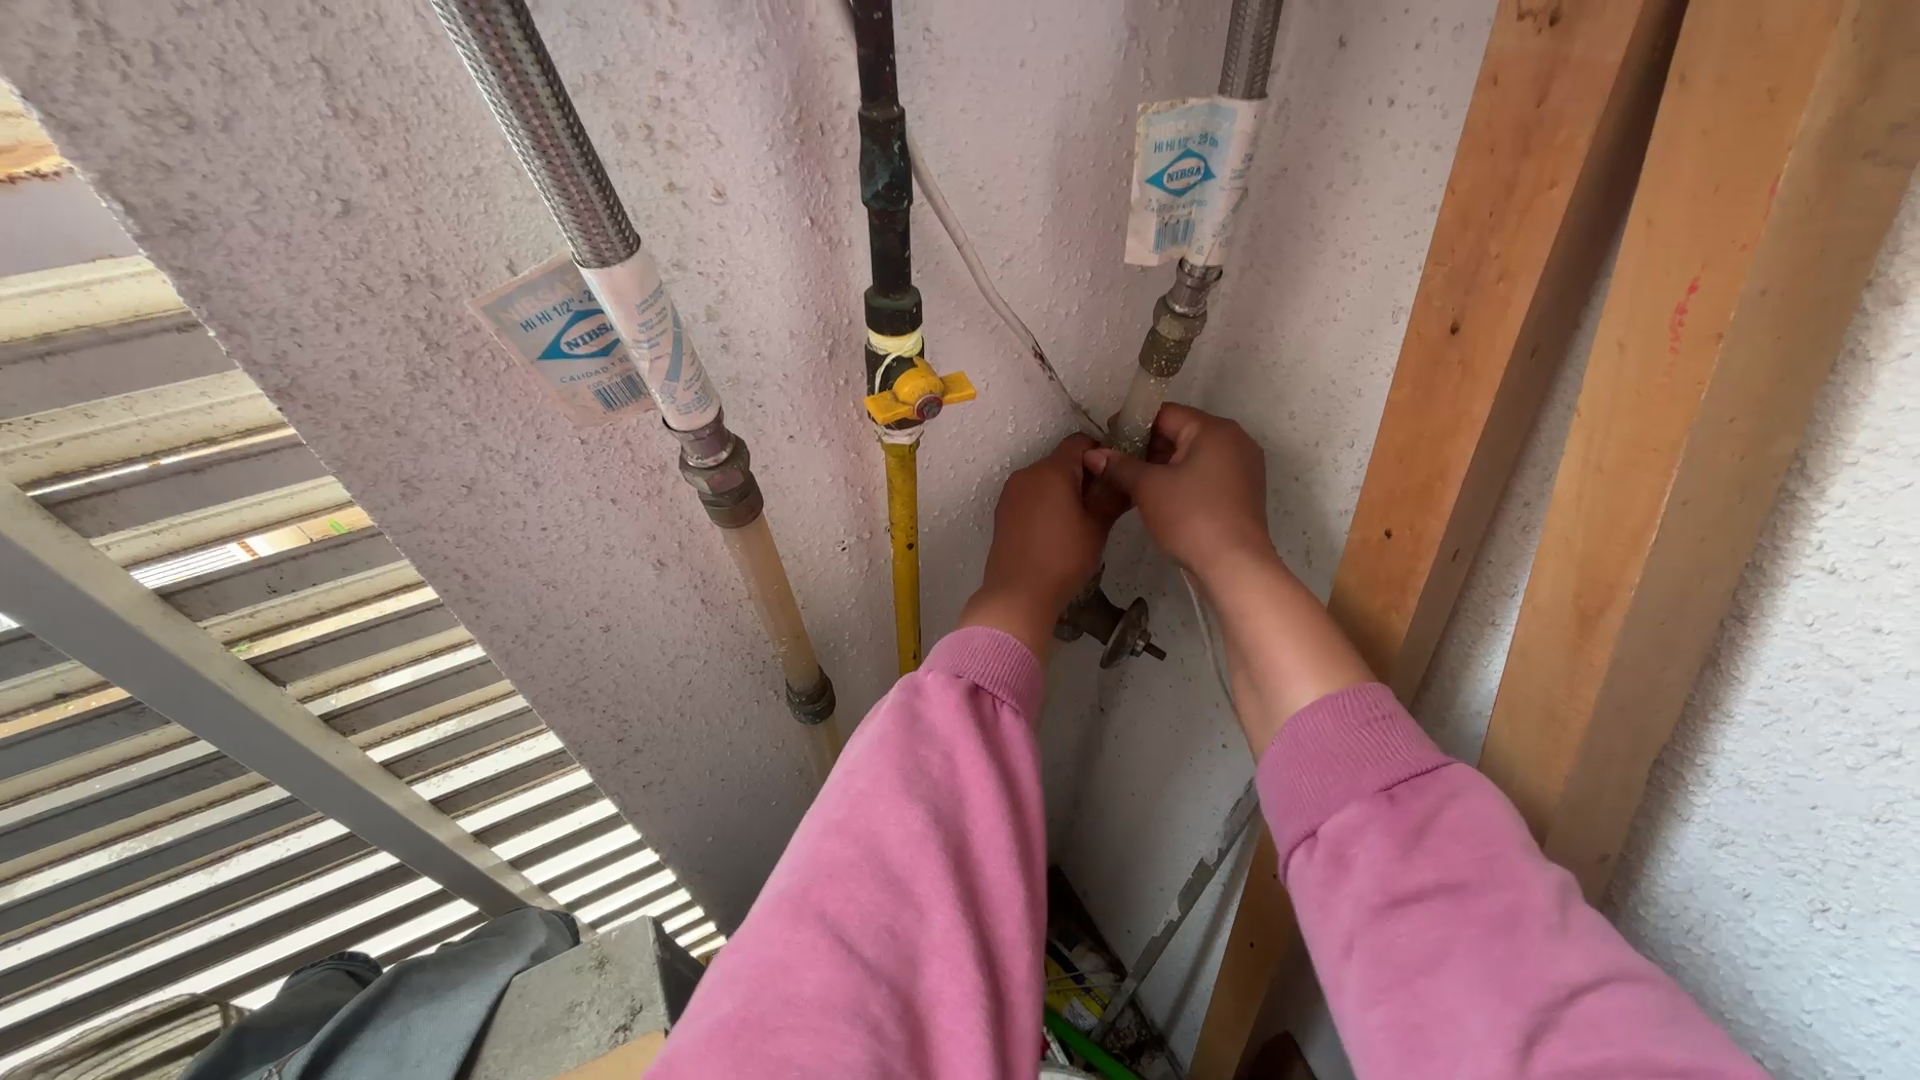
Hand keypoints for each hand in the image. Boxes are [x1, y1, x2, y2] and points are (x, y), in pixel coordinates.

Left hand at [961, 433, 1125, 657]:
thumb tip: (1125, 479)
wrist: (1018, 594)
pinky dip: (1046, 504)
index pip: (1080, 442)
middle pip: (1062, 460)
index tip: (1114, 479)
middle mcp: (1027, 474)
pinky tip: (1056, 532)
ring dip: (1065, 491)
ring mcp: (1011, 493)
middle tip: (1102, 506)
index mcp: (1051, 471)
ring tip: (1079, 523)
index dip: (1101, 454)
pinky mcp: (1003, 512)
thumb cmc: (1063, 559)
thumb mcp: (1097, 527)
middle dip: (1084, 476)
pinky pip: (1031, 496)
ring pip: (1045, 479)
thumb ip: (1113, 496)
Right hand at [1083, 403, 1275, 581]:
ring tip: (1130, 481)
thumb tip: (1093, 454)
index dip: (1132, 423)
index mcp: (1214, 429)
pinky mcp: (1241, 490)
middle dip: (1146, 446)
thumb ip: (1119, 466)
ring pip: (1192, 455)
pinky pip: (1204, 473)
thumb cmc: (1191, 517)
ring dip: (1162, 465)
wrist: (1234, 565)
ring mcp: (1242, 466)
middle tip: (1115, 464)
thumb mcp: (1148, 488)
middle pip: (1181, 432)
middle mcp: (1234, 440)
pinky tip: (1158, 496)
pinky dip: (1181, 479)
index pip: (1165, 413)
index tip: (1107, 439)